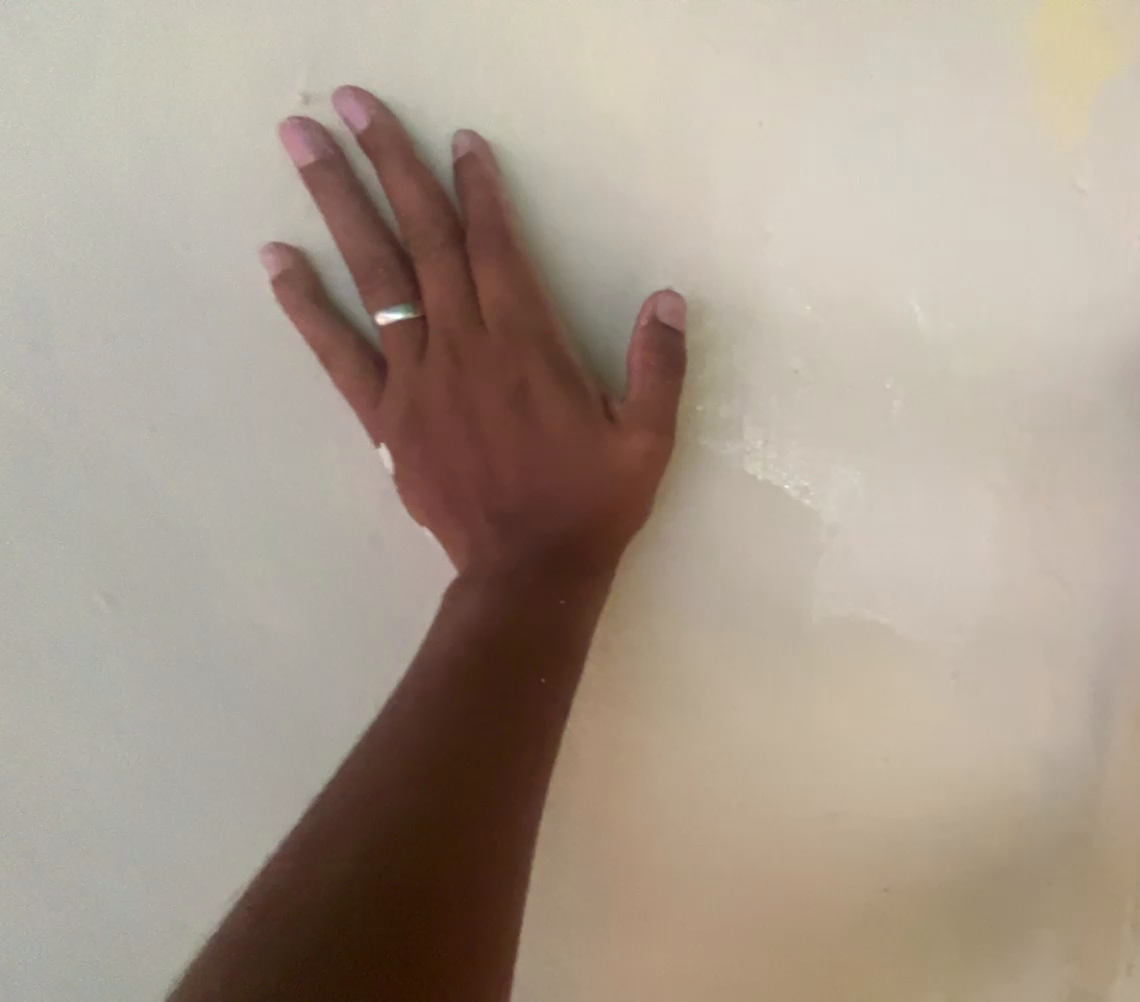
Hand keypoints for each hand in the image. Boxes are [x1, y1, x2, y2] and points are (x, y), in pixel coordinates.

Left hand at [263, 86, 685, 579]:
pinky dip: (307, 305)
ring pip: (375, 280)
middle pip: (425, 244)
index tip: (463, 143)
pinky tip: (280, 261)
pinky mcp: (387, 416)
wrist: (532, 568)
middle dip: (393, 169)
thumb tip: (668, 300)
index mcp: (529, 349)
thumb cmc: (595, 501)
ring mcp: (417, 380)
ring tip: (302, 144)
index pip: (498, 251)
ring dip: (339, 207)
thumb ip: (659, 367)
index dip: (481, 193)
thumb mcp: (650, 439)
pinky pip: (338, 352)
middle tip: (353, 105)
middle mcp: (466, 349)